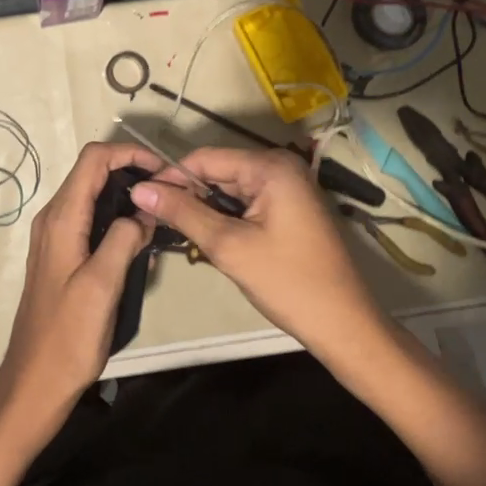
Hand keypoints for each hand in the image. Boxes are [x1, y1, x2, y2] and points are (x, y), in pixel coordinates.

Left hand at [0, 142, 156, 418]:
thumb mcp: (102, 285)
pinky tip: (139, 247)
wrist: (36, 379)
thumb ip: (124, 239)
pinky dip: (117, 221)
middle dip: (131, 173)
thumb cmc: (69, 335)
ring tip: (160, 219)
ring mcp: (56, 236)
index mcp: (62, 218)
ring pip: (93, 196)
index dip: (129, 154)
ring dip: (126, 199)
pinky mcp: (62, 255)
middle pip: (93, 172)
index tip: (163, 169)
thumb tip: (143, 211)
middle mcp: (54, 218)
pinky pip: (91, 221)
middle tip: (168, 195)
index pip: (94, 159)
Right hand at [130, 148, 382, 353]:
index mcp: (270, 166)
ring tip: (176, 231)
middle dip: (187, 194)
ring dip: (204, 209)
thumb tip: (139, 189)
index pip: (205, 158)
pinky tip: (208, 238)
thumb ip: (183, 213)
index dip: (170, 177)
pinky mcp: (290, 209)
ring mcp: (288, 188)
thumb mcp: (229, 247)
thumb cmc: (288, 283)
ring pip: (229, 189)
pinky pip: (246, 203)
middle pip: (217, 171)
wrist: (345, 327)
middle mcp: (281, 167)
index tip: (140, 199)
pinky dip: (225, 218)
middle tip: (153, 219)